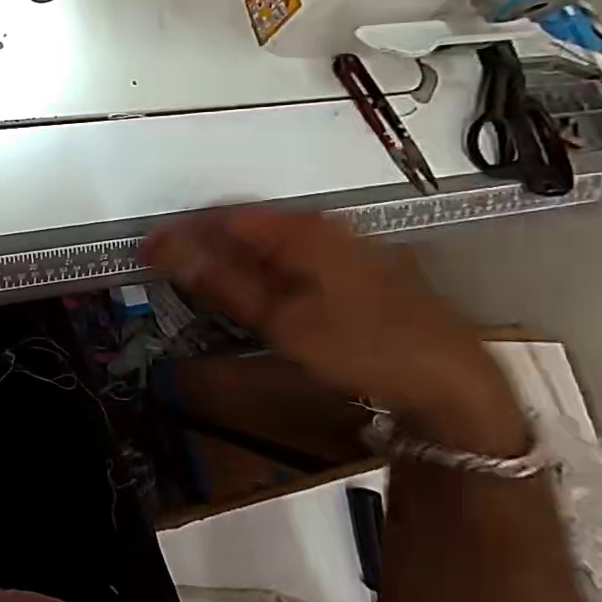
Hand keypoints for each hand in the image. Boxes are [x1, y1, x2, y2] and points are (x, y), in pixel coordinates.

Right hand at [143, 209, 527, 454]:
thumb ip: (220, 280)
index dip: (177, 232)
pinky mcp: (350, 264)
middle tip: (164, 266)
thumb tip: (168, 249)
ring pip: (264, 239)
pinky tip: (247, 289)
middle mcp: (320, 226)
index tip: (145, 250)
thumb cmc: (367, 348)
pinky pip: (288, 253)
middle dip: (199, 242)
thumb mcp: (282, 320)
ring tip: (197, 279)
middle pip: (242, 223)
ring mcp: (339, 243)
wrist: (455, 385)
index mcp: (301, 229)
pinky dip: (257, 266)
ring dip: (227, 255)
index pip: (220, 216)